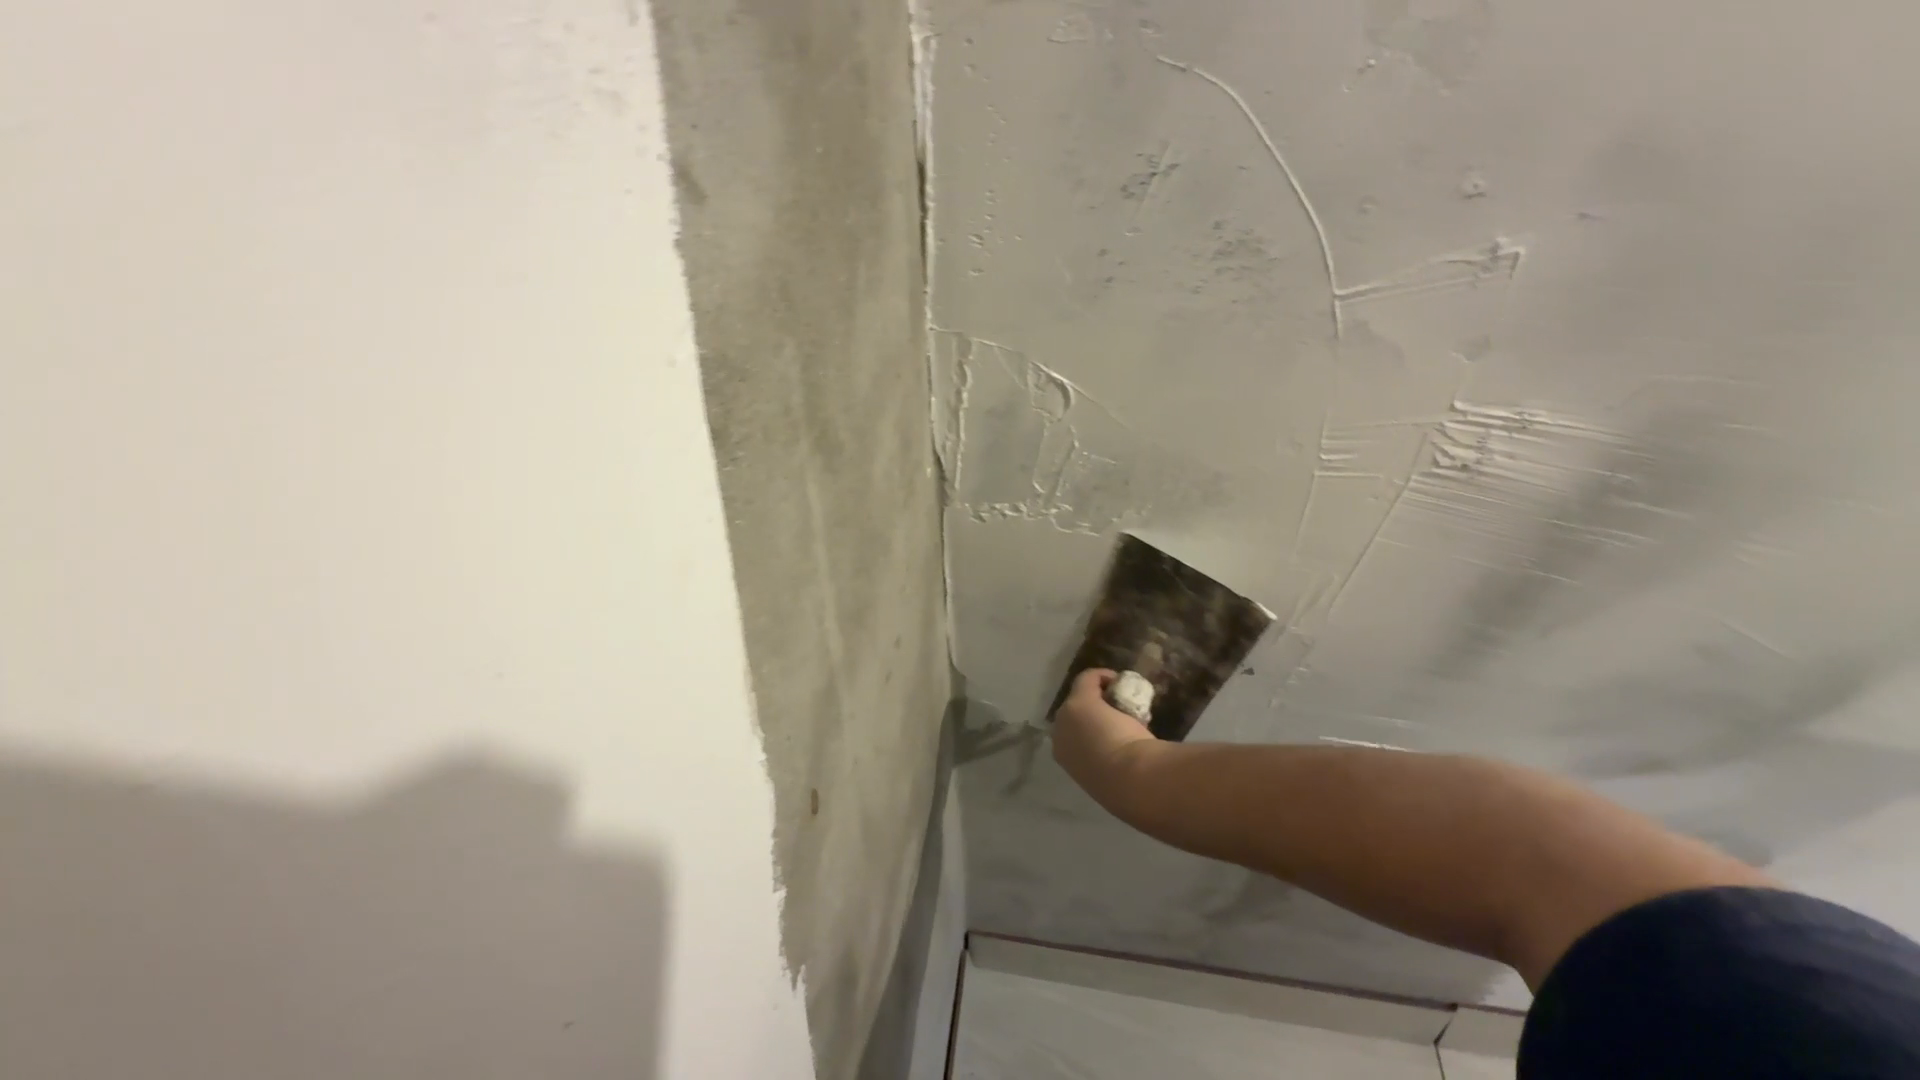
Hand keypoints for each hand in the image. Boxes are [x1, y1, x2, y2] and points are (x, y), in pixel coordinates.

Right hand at [1051, 668, 1159, 804]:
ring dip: (1102, 697)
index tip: (1122, 729)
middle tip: (1124, 713)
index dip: (1098, 729)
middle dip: (1097, 711)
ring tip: (1126, 703)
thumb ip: (1110, 765)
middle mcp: (1059, 737)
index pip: (1079, 737)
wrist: (1128, 778)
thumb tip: (1122, 761)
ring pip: (1082, 698)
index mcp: (1067, 758)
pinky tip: (1123, 681)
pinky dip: (1104, 677)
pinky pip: (1088, 679)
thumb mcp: (1113, 773)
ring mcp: (1067, 717)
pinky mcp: (1080, 699)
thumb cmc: (1126, 782)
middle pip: (1077, 715)